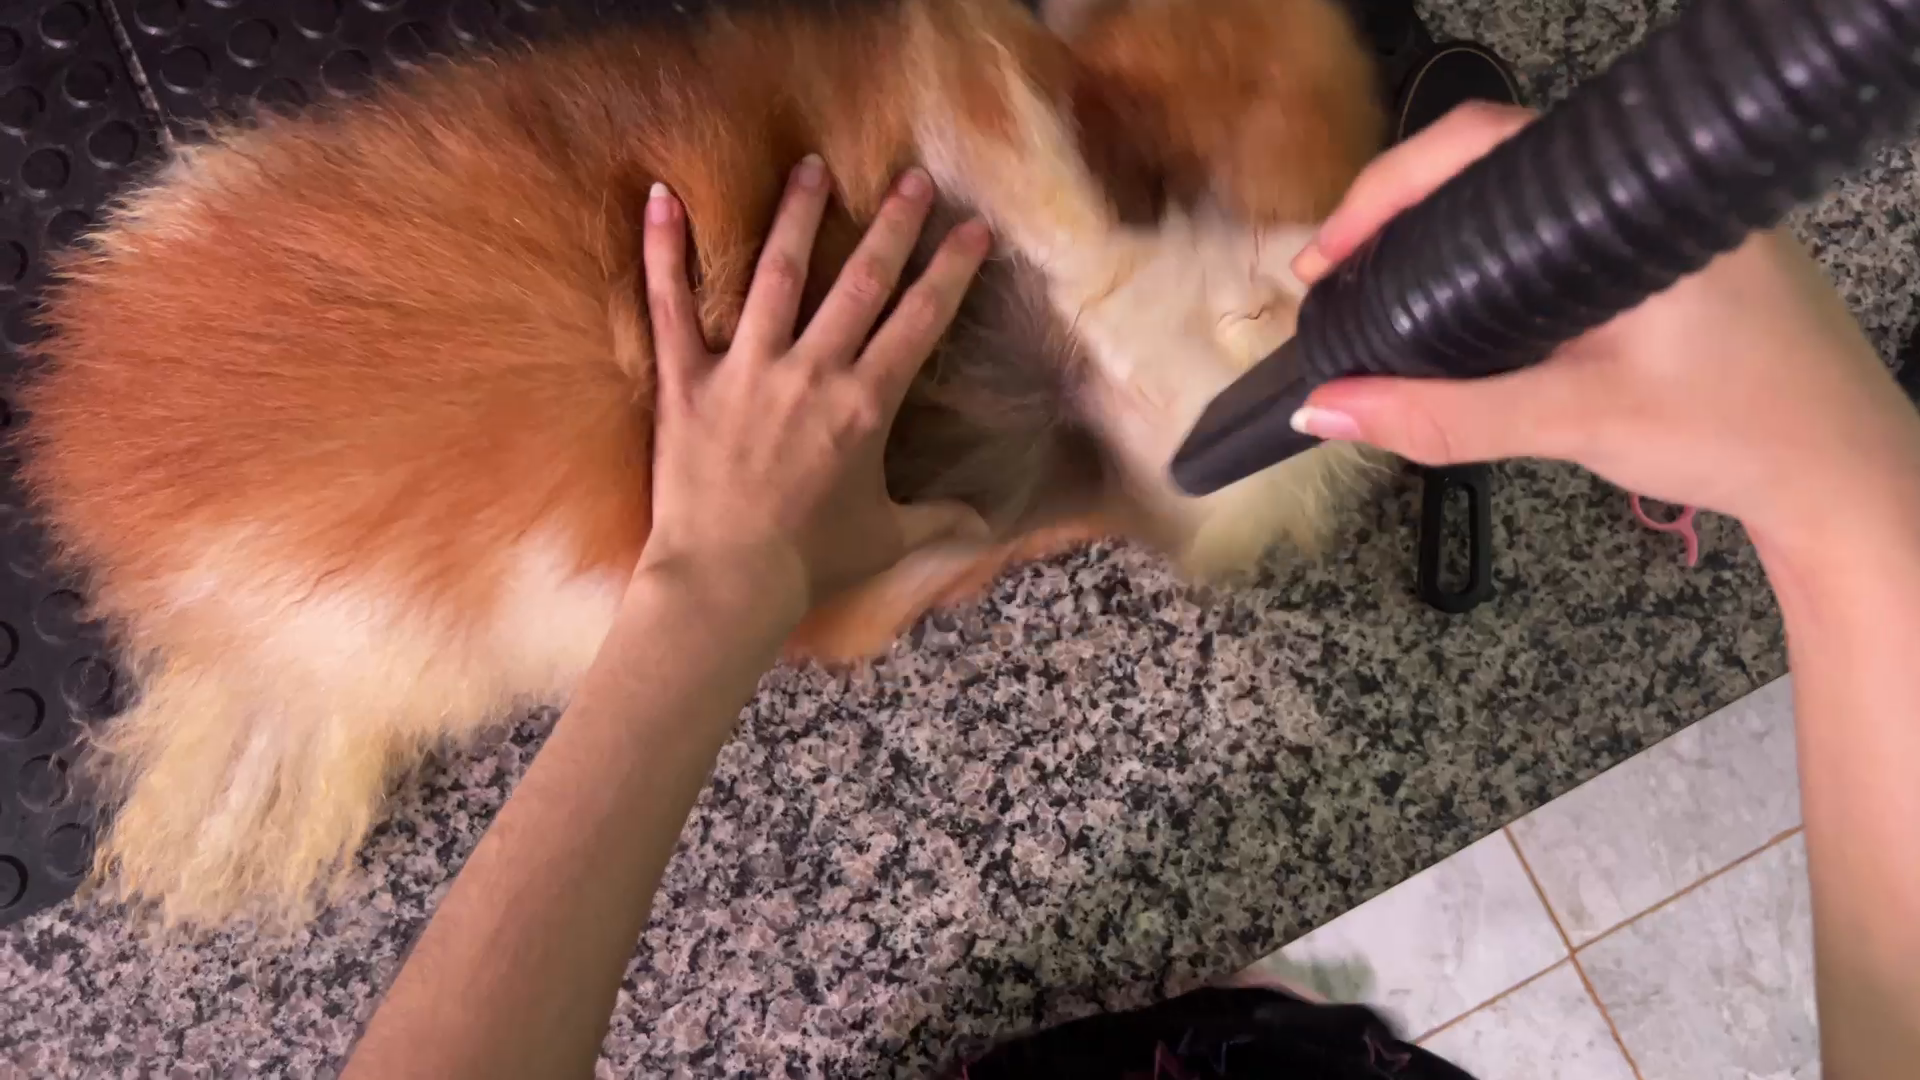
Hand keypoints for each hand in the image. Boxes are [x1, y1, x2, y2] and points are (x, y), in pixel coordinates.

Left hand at [638, 157, 992, 609]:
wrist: (728, 580)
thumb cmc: (813, 560)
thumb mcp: (889, 538)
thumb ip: (941, 522)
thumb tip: (988, 527)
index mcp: (865, 405)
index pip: (920, 322)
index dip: (950, 272)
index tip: (971, 230)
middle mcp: (811, 371)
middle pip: (859, 282)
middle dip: (892, 227)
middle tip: (913, 179)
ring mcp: (745, 369)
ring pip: (775, 275)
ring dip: (796, 217)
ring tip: (812, 167)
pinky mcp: (687, 382)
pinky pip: (670, 306)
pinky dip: (663, 252)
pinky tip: (660, 198)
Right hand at [1289, 102, 1919, 547]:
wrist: (1832, 468)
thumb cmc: (1730, 431)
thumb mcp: (1572, 423)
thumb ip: (1441, 419)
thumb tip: (1321, 408)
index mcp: (1635, 197)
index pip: (1481, 144)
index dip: (1382, 190)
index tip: (1321, 261)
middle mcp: (1636, 192)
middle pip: (1476, 168)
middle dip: (1384, 219)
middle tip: (1328, 282)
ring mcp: (1637, 225)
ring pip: (1496, 208)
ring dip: (1416, 244)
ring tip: (1361, 293)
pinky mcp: (1632, 261)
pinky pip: (1521, 242)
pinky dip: (1458, 269)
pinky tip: (1431, 309)